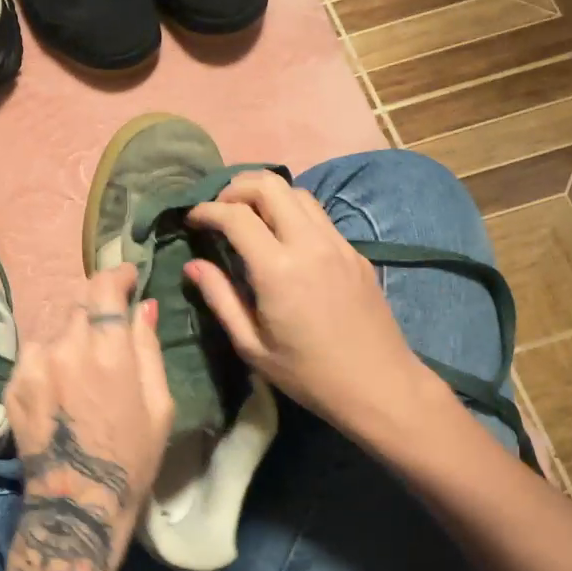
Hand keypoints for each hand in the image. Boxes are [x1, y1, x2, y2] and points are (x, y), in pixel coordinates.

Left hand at [5, 264, 173, 527]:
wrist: (77, 503)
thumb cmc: (131, 457)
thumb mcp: (158, 404)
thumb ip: (147, 349)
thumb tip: (143, 307)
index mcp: (108, 351)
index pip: (104, 289)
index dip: (115, 275)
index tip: (126, 277)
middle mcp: (65, 348)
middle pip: (77, 306)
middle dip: (95, 310)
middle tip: (108, 332)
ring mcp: (33, 366)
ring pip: (53, 330)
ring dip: (70, 336)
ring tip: (83, 368)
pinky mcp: (13, 385)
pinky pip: (33, 355)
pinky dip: (49, 359)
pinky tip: (62, 387)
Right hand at [185, 170, 441, 436]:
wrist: (379, 385)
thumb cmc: (308, 374)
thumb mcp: (252, 345)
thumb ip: (220, 298)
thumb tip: (193, 265)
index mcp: (278, 269)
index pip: (236, 215)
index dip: (207, 210)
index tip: (191, 220)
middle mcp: (309, 244)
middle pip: (270, 185)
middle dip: (236, 188)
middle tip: (218, 210)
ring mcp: (337, 244)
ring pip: (297, 193)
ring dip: (266, 195)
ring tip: (247, 218)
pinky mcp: (354, 252)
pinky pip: (318, 215)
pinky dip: (291, 212)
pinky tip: (281, 238)